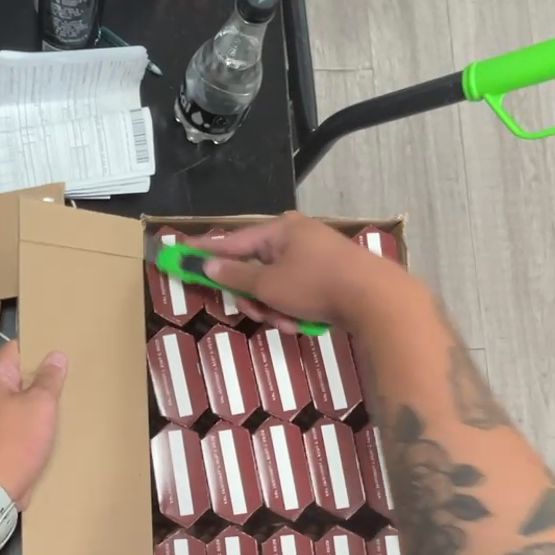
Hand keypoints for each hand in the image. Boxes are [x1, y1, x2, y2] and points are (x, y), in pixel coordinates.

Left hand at [0, 339, 67, 510]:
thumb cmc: (15, 441)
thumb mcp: (40, 404)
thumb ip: (49, 378)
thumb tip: (55, 356)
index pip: (16, 349)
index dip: (40, 346)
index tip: (64, 348)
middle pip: (17, 374)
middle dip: (42, 375)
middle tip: (70, 375)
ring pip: (18, 398)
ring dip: (38, 401)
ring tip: (65, 399)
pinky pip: (16, 419)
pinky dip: (31, 420)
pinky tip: (52, 424)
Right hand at [196, 212, 413, 334]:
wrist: (375, 299)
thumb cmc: (316, 285)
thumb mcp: (269, 284)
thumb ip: (235, 276)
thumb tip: (208, 265)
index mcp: (279, 230)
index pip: (230, 241)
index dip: (204, 251)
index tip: (179, 252)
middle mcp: (294, 238)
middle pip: (253, 269)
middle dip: (253, 297)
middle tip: (257, 312)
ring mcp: (312, 257)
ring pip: (273, 287)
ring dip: (274, 309)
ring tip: (288, 322)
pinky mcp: (326, 277)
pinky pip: (293, 294)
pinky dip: (292, 310)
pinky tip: (303, 323)